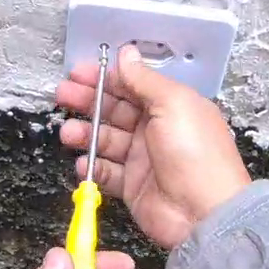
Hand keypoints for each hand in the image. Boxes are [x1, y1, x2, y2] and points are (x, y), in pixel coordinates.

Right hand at [56, 44, 251, 250]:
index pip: (131, 85)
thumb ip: (144, 79)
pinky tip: (84, 162)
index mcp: (171, 106)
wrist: (204, 214)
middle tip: (64, 95)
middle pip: (114, 110)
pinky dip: (92, 166)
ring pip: (105, 140)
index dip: (105, 78)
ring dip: (85, 134)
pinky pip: (106, 172)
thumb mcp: (173, 104)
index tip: (80, 73)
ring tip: (69, 133)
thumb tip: (127, 55)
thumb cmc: (200, 157)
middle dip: (87, 101)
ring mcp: (143, 159)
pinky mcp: (133, 186)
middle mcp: (156, 131)